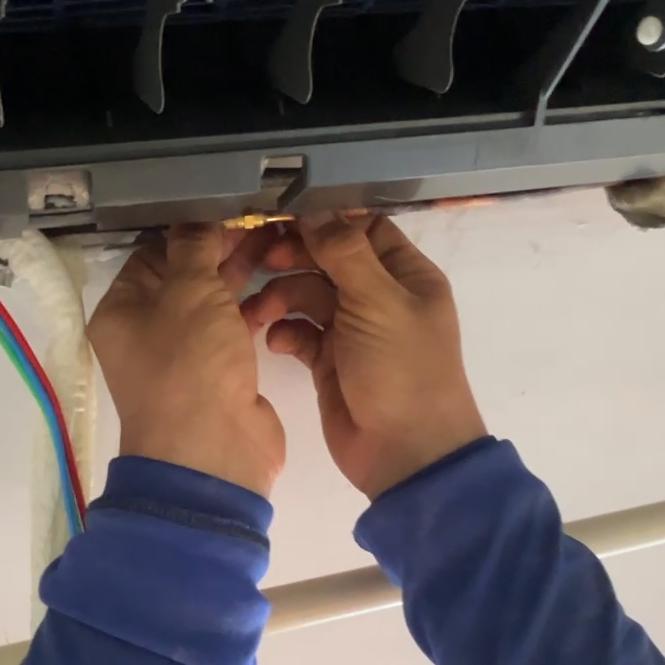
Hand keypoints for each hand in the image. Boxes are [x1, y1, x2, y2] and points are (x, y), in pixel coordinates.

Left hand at [89, 225, 286, 497]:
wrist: (214, 452)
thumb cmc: (189, 363)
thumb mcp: (189, 291)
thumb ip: (193, 246)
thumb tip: (194, 217)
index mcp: (122, 310)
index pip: (153, 254)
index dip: (189, 230)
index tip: (228, 209)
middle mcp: (147, 330)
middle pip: (184, 275)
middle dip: (220, 248)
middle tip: (261, 221)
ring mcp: (184, 353)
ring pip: (211, 301)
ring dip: (240, 274)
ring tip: (278, 242)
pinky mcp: (218, 372)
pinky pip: (232, 328)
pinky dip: (251, 307)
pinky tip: (279, 284)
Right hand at [242, 214, 485, 499]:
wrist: (405, 455)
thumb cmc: (402, 370)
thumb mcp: (378, 302)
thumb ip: (344, 252)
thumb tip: (315, 209)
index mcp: (405, 276)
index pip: (364, 229)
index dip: (326, 222)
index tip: (285, 219)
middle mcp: (379, 297)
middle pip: (328, 260)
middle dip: (295, 259)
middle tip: (262, 260)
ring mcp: (352, 330)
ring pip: (308, 294)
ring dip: (281, 297)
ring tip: (259, 313)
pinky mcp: (329, 360)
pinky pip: (300, 331)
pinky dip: (285, 332)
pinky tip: (276, 343)